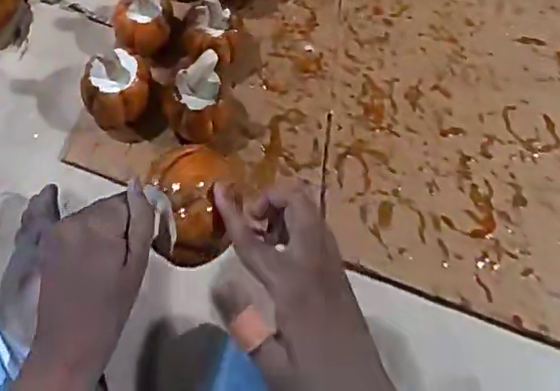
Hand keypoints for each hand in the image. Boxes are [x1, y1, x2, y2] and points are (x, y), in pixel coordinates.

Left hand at [14, 183, 154, 388]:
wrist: (67, 348)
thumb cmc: (108, 311)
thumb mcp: (136, 267)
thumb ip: (142, 221)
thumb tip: (139, 183)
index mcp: (99, 224)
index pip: (126, 202)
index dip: (135, 220)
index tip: (136, 243)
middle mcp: (74, 219)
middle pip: (106, 208)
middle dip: (115, 224)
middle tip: (118, 258)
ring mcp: (56, 229)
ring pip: (89, 216)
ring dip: (97, 230)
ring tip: (99, 261)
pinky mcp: (44, 240)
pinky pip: (60, 217)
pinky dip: (63, 216)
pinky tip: (52, 201)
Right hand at [215, 180, 393, 390]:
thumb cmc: (315, 380)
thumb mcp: (273, 365)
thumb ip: (244, 323)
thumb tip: (220, 284)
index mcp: (292, 283)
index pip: (254, 240)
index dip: (233, 212)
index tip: (218, 188)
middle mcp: (314, 261)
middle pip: (295, 202)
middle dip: (269, 198)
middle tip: (252, 223)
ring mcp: (332, 260)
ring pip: (310, 208)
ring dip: (284, 209)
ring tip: (265, 236)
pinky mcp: (340, 268)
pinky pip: (317, 226)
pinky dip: (297, 222)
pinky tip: (284, 251)